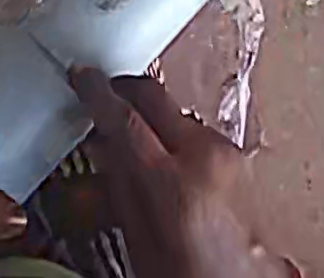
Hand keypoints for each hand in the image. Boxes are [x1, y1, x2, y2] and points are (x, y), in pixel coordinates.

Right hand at [72, 69, 283, 277]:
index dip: (96, 92)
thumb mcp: (141, 246)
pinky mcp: (241, 160)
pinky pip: (195, 130)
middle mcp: (205, 158)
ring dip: (149, 114)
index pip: (124, 119)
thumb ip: (118, 184)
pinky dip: (173, 134)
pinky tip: (164, 157)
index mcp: (174, 187)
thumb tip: (102, 143)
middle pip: (152, 96)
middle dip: (123, 90)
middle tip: (102, 96)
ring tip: (130, 135)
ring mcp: (228, 155)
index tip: (82, 77)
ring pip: (173, 110)